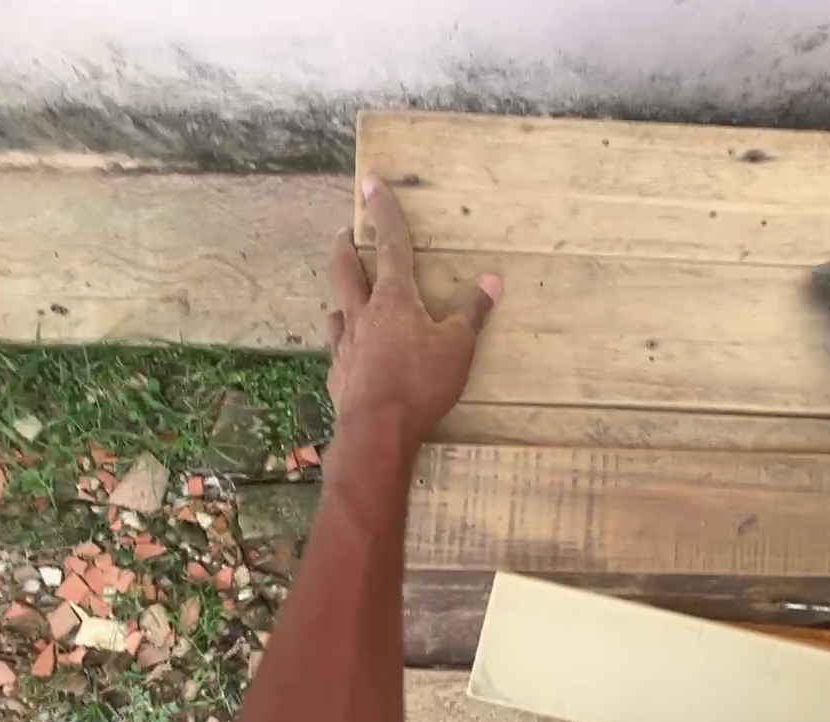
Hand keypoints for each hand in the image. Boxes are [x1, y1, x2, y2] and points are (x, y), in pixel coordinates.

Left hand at [326, 175, 502, 449]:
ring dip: (341, 295)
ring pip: (337, 307)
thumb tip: (492, 279)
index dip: (383, 212)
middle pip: (346, 270)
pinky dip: (343, 338)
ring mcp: (346, 343)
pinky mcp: (338, 373)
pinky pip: (337, 346)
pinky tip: (347, 346)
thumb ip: (473, 312)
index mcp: (395, 300)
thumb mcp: (458, 347)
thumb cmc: (421, 383)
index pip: (391, 245)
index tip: (371, 183)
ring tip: (346, 294)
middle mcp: (363, 314)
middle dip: (345, 248)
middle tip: (344, 234)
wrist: (377, 429)